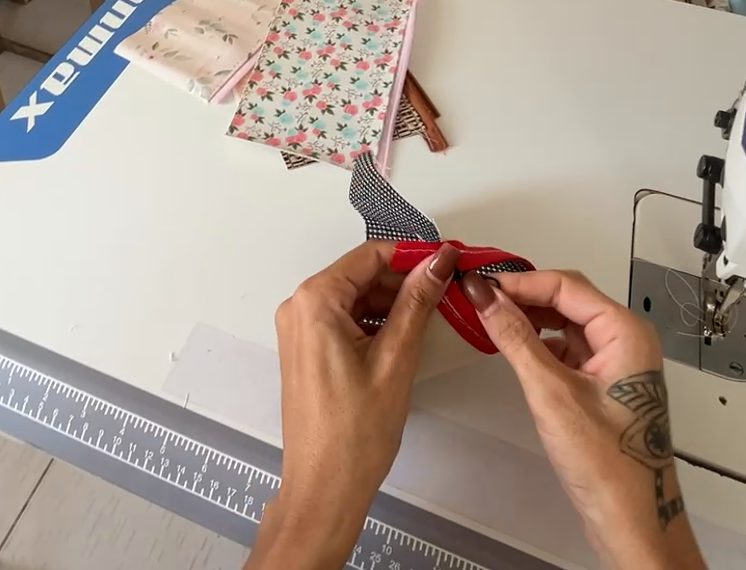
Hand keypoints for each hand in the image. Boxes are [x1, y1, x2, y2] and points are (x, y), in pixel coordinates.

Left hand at [245, 241, 458, 569]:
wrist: (324, 489)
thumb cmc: (355, 433)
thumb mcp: (395, 358)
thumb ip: (417, 302)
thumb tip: (437, 262)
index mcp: (315, 301)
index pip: (370, 256)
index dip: (412, 255)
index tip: (445, 260)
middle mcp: (299, 306)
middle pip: (360, 274)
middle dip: (403, 279)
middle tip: (446, 288)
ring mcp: (300, 328)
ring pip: (354, 296)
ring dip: (391, 301)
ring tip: (432, 312)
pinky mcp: (306, 347)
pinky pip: (343, 317)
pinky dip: (374, 320)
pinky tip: (403, 333)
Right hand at [463, 271, 706, 569]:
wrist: (633, 525)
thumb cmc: (606, 464)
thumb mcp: (550, 392)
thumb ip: (514, 336)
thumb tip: (484, 295)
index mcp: (625, 332)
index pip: (564, 286)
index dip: (519, 281)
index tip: (479, 285)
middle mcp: (626, 338)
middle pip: (566, 297)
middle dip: (523, 295)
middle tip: (480, 298)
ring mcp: (617, 359)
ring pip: (564, 319)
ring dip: (528, 316)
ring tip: (491, 317)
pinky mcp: (604, 379)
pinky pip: (566, 343)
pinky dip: (538, 339)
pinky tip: (513, 344)